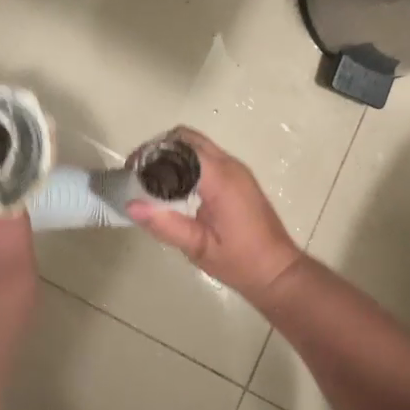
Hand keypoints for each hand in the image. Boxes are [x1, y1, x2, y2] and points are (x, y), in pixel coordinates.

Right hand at [125, 127, 305, 301]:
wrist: (278, 271)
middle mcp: (229, 165)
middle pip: (187, 138)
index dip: (152, 153)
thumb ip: (165, 224)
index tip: (132, 171)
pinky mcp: (238, 177)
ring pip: (197, 145)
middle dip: (159, 149)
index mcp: (220, 179)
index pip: (180, 147)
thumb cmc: (240, 262)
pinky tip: (173, 187)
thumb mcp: (198, 247)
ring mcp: (236, 169)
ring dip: (172, 154)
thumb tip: (131, 205)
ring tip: (151, 179)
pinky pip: (206, 157)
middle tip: (138, 173)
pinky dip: (186, 163)